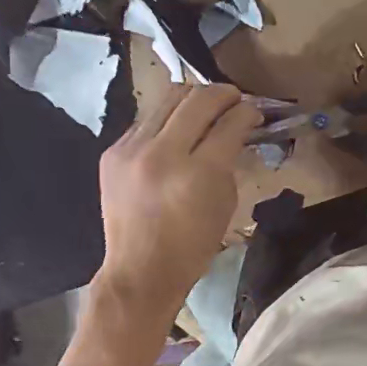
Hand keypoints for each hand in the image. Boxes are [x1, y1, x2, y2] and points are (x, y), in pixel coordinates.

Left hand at [94, 83, 255, 323]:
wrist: (140, 271)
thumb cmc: (190, 248)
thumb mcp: (224, 205)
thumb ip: (229, 162)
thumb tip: (234, 131)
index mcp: (196, 174)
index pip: (228, 123)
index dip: (246, 112)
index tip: (254, 111)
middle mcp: (160, 154)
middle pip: (197, 99)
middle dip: (222, 94)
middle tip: (233, 100)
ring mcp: (131, 150)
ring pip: (167, 100)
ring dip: (191, 101)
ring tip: (204, 110)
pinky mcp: (112, 153)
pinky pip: (145, 122)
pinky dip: (164, 123)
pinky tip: (173, 136)